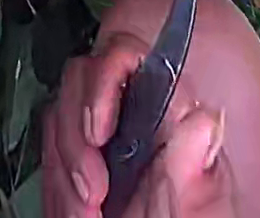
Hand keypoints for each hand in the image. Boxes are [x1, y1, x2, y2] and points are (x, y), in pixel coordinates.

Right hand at [42, 31, 233, 217]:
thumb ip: (197, 181)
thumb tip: (204, 117)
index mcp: (170, 113)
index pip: (127, 57)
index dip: (105, 80)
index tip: (97, 132)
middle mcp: (137, 113)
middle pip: (83, 78)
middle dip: (74, 138)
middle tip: (90, 198)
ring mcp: (110, 136)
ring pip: (61, 115)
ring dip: (61, 168)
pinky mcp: (87, 160)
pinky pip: (54, 152)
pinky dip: (56, 187)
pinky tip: (71, 216)